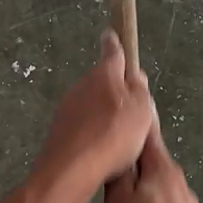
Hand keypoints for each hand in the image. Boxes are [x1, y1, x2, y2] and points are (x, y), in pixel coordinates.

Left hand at [38, 30, 155, 184]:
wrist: (72, 169)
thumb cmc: (114, 134)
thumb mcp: (142, 111)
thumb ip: (140, 91)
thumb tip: (135, 74)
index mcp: (104, 75)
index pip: (112, 51)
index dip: (115, 43)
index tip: (112, 34)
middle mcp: (82, 85)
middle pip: (102, 80)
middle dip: (115, 89)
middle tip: (132, 107)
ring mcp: (68, 107)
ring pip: (91, 103)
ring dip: (103, 112)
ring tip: (120, 137)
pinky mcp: (60, 129)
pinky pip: (83, 124)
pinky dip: (93, 131)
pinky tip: (102, 150)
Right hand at [103, 120, 202, 202]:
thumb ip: (118, 174)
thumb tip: (120, 146)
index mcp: (163, 169)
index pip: (148, 132)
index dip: (135, 118)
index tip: (125, 103)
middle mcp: (179, 183)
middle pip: (151, 161)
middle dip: (131, 159)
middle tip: (105, 159)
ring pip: (156, 187)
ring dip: (138, 188)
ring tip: (114, 197)